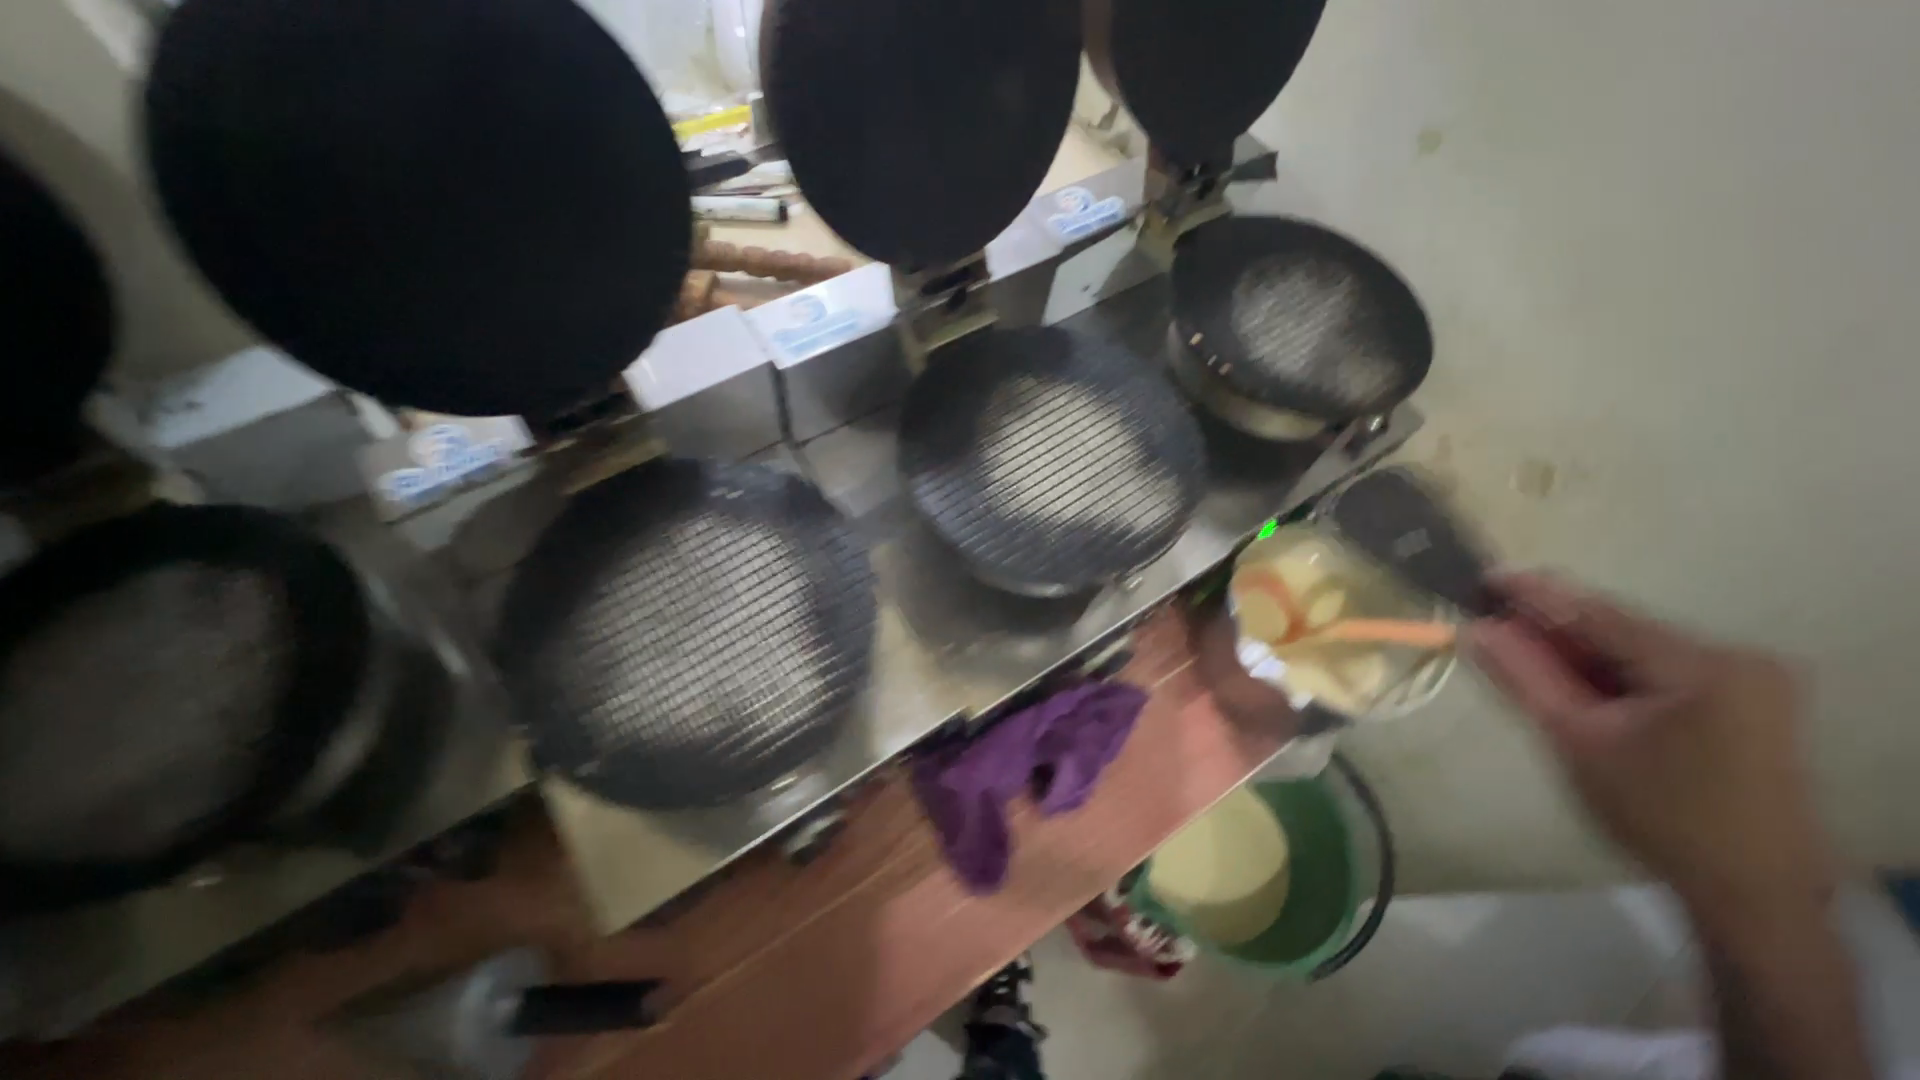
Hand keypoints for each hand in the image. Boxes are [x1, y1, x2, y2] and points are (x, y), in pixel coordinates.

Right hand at [1465, 574, 1836, 941]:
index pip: (1601, 614)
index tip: (1486, 577)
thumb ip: (1525, 677)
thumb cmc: (1659, 817)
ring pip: (1639, 648)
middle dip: (1557, 628)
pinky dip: (1614, 672)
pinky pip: (1662, 669)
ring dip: (1583, 651)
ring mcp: (1752, 677)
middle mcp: (1738, 656)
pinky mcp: (1751, 698)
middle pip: (1623, 629)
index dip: (1538, 594)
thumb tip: (1475, 629)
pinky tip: (1577, 680)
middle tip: (1495, 621)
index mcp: (1704, 665)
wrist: (1750, 891)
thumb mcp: (1579, 743)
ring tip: (1525, 652)